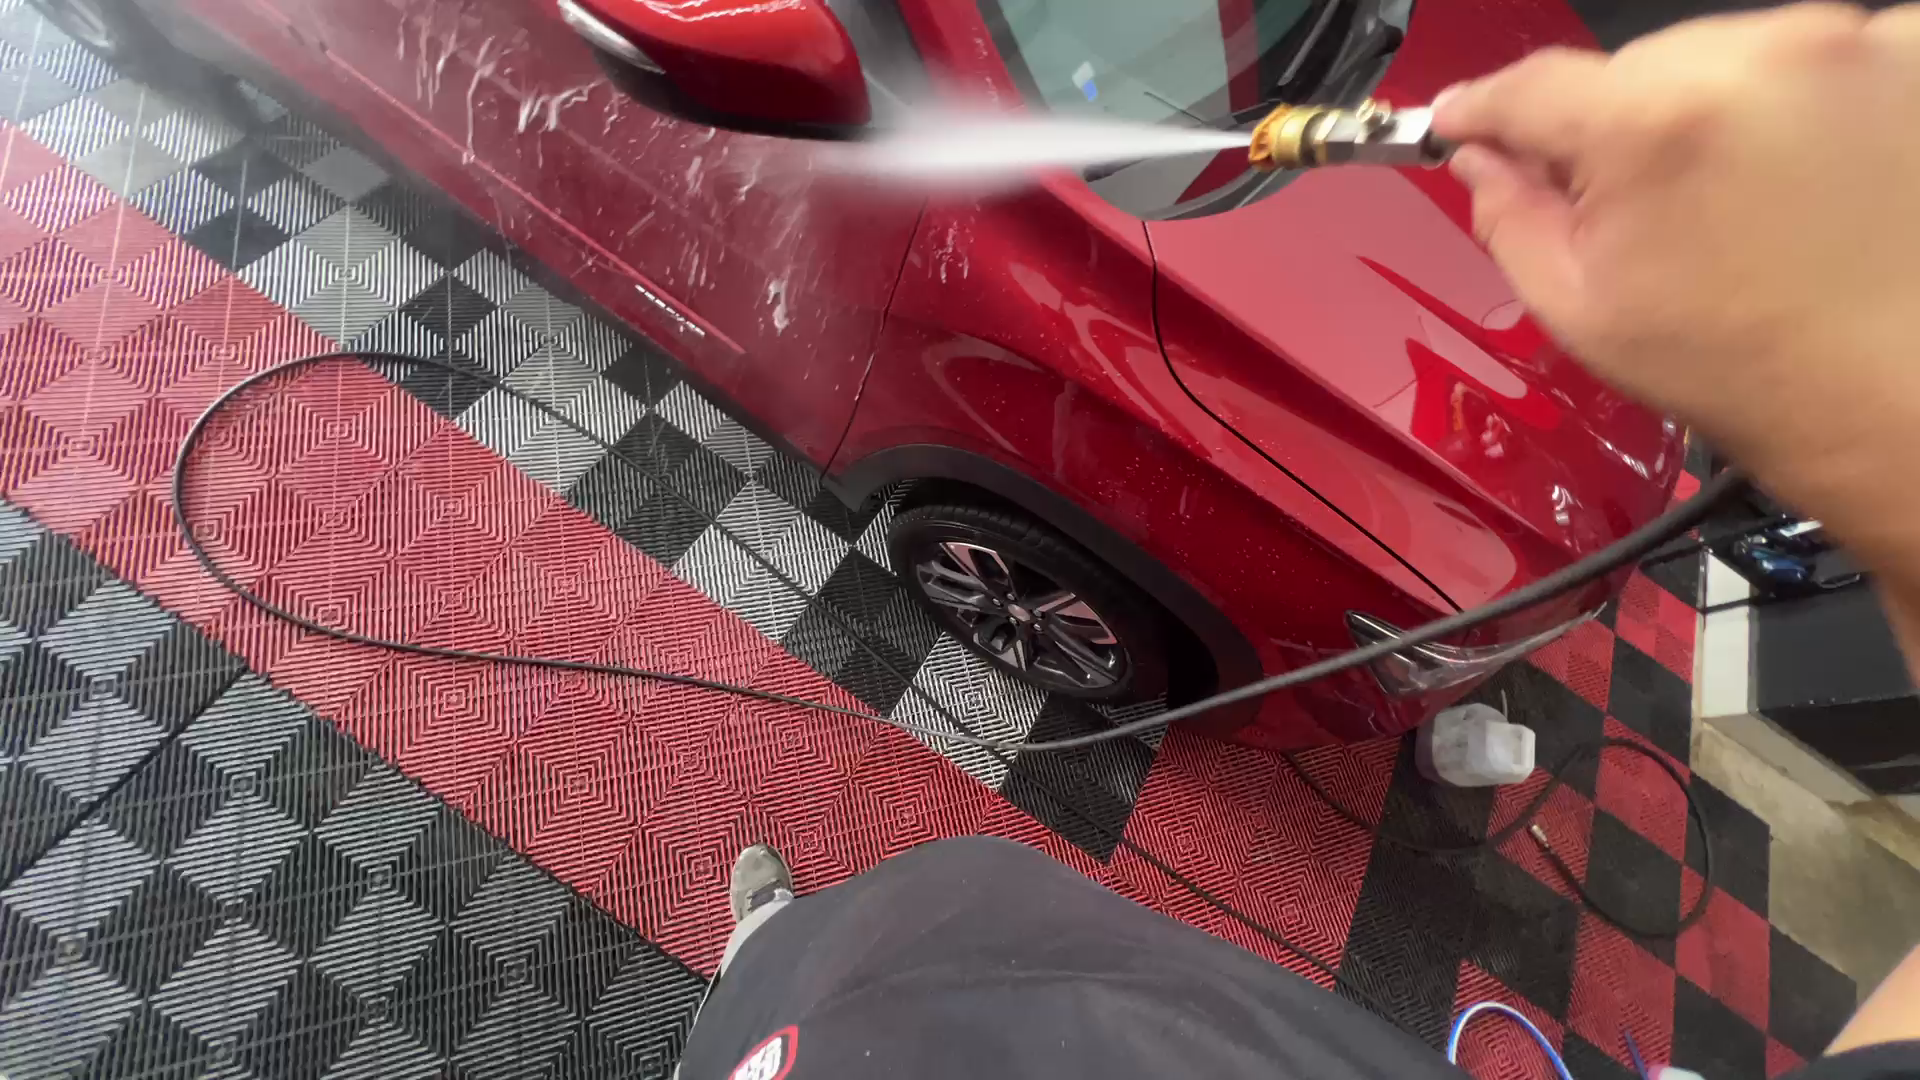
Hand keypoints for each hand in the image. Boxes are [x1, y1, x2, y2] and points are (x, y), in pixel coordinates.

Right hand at [1431, 3, 1919, 607]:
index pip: (1532, 87)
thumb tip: (1481, 160)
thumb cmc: (1721, 354)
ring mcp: (1861, 43)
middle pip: (1622, 67)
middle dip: (1588, 124)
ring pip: (1705, 56)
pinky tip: (1764, 174)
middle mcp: (1768, 56)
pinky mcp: (1918, 51)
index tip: (1451, 119)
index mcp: (1658, 126)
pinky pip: (1789, 58)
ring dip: (1672, 111)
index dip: (1476, 105)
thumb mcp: (1568, 298)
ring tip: (1690, 197)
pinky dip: (1754, 104)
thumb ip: (1508, 214)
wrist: (1881, 381)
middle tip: (1591, 198)